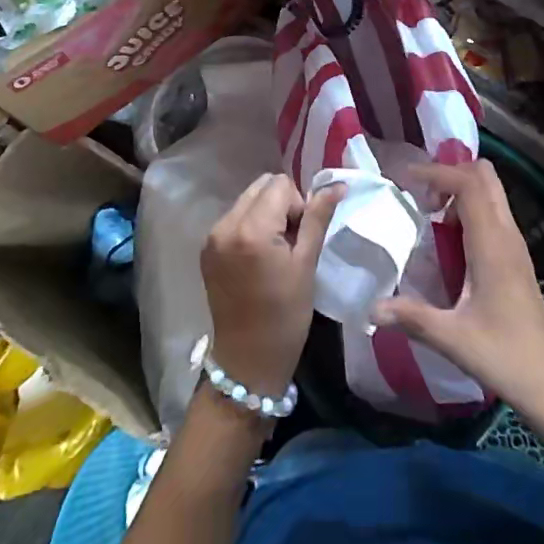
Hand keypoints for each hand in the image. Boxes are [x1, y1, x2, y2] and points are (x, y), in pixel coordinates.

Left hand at [200, 174, 341, 396]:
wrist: (248, 359)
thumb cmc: (285, 315)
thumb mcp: (307, 264)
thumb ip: (318, 219)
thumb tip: (337, 185)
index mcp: (250, 229)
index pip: (280, 184)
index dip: (298, 204)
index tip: (302, 238)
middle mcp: (224, 225)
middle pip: (260, 186)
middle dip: (281, 205)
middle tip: (291, 243)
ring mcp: (211, 236)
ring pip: (246, 200)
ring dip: (266, 215)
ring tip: (275, 252)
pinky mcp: (206, 248)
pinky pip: (233, 219)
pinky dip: (250, 227)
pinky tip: (259, 259)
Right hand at [373, 160, 543, 408]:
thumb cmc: (504, 356)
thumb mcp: (451, 338)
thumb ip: (411, 317)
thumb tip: (370, 308)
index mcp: (493, 246)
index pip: (470, 185)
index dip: (437, 173)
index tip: (405, 180)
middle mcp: (507, 236)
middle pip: (486, 178)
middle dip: (450, 174)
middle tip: (418, 194)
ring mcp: (514, 245)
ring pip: (490, 193)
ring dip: (458, 190)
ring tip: (426, 211)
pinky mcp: (514, 257)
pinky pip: (491, 213)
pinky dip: (466, 208)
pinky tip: (444, 236)